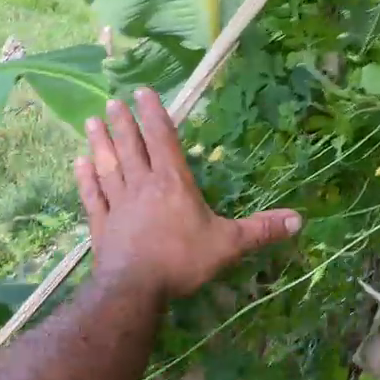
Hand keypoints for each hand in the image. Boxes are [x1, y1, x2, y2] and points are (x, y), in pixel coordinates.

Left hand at [75, 88, 301, 300]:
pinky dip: (85, 178)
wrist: (135, 288)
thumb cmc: (183, 261)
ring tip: (92, 119)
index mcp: (173, 183)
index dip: (154, 114)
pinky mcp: (101, 225)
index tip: (142, 91)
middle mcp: (142, 185)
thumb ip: (261, 230)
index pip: (163, 139)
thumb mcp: (229, 244)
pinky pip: (92, 195)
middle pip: (131, 147)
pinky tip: (78, 163)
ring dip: (100, 142)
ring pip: (107, 165)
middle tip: (113, 100)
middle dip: (124, 123)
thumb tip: (300, 220)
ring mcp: (118, 204)